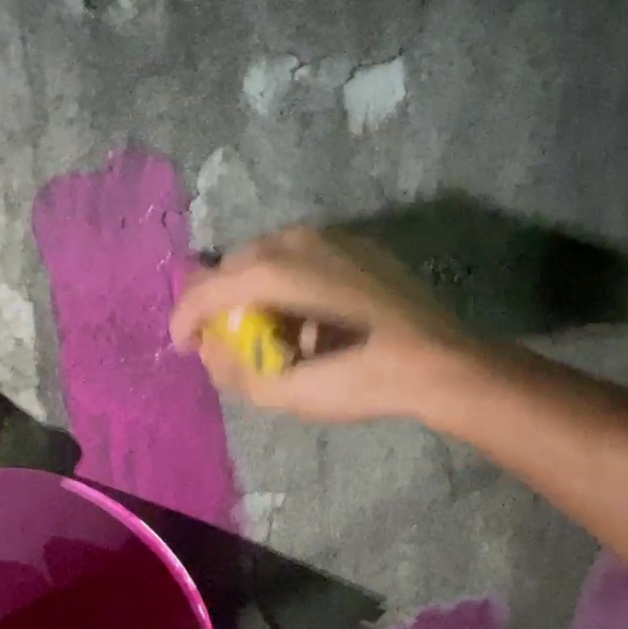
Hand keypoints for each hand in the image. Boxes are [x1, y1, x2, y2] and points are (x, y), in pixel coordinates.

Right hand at [169, 227, 476, 422]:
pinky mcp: (358, 244)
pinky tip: (310, 317)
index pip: (206, 288)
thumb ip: (234, 370)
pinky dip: (290, 283)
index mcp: (271, 271)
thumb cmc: (362, 379)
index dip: (184, 319)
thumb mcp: (287, 392)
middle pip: (234, 266)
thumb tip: (212, 349)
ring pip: (268, 257)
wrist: (442, 362)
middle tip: (230, 342)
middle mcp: (294, 239)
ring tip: (274, 332)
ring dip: (257, 291)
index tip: (184, 347)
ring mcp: (330, 236)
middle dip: (222, 303)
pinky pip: (303, 257)